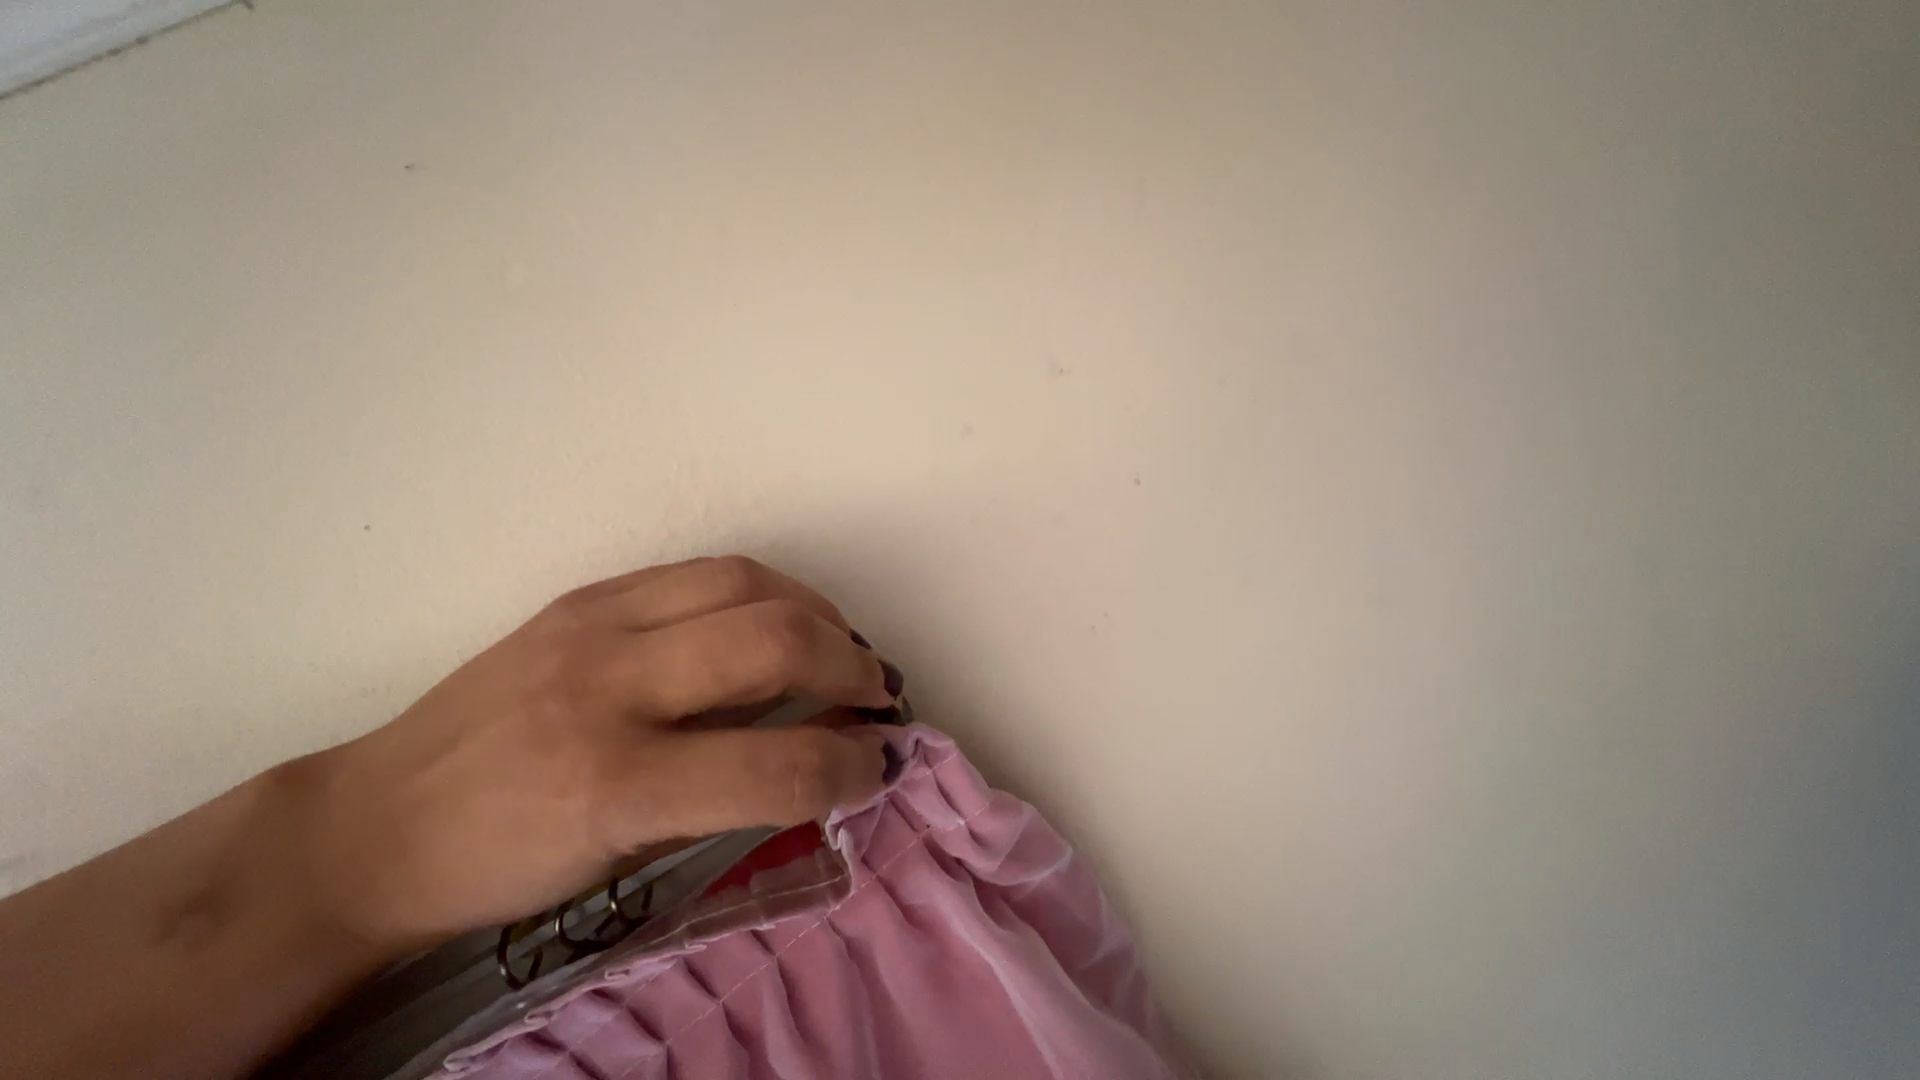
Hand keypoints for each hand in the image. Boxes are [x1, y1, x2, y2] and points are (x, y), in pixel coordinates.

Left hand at [283, 555, 902, 953]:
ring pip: (745, 583)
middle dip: (852, 664)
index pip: (776, 767)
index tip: (878, 766)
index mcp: (611, 785)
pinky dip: (763, 592)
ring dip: (818, 612)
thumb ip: (727, 802)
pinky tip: (777, 620)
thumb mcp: (621, 861)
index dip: (851, 767)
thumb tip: (820, 755)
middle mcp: (605, 687)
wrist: (375, 821)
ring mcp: (590, 626)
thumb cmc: (500, 868)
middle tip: (876, 694)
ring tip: (839, 647)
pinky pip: (700, 572)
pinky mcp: (581, 596)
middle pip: (773, 641)